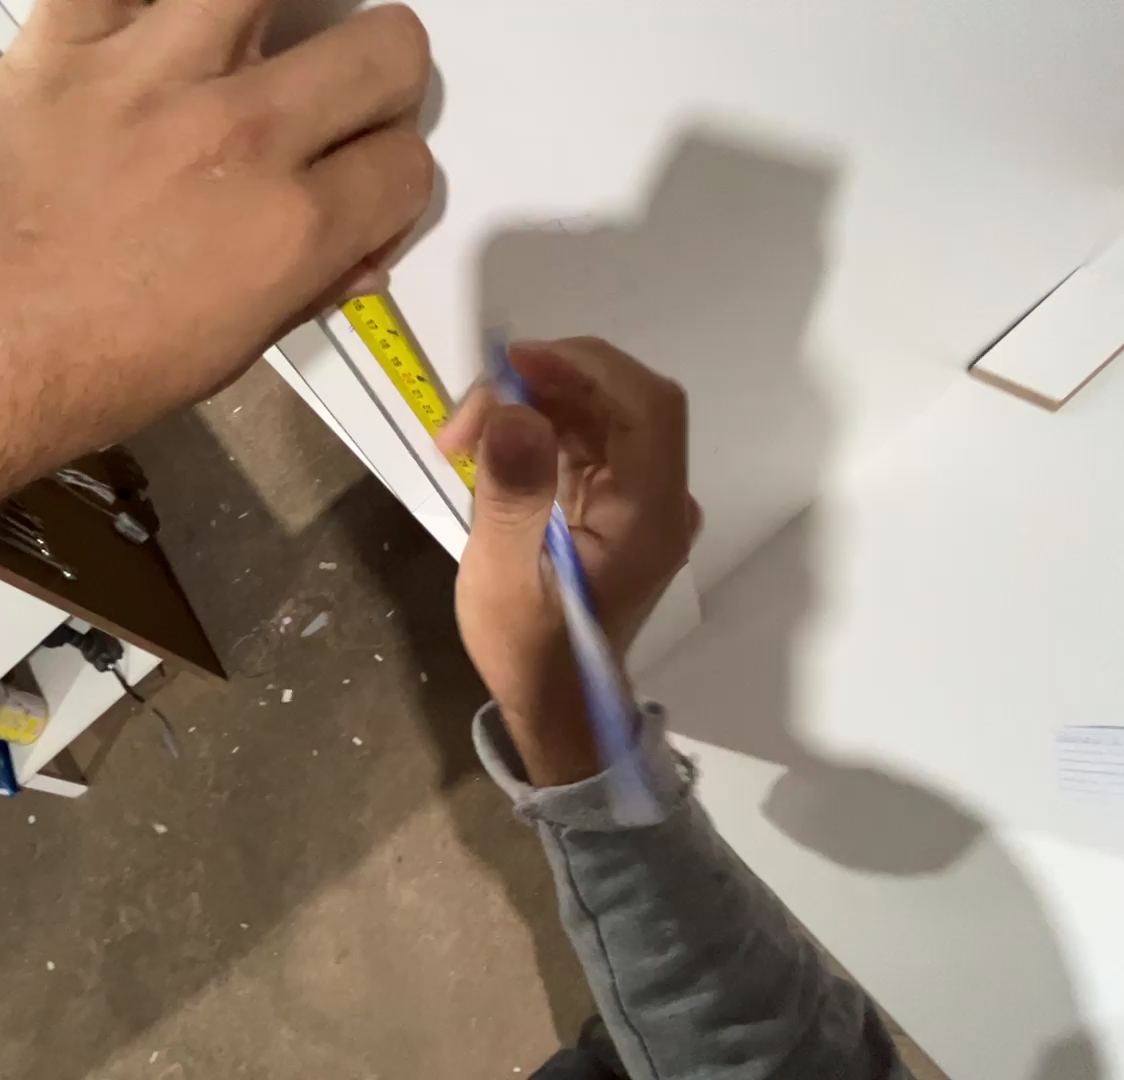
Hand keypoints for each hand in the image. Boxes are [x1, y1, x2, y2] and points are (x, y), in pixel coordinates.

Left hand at [0, 0, 433, 661]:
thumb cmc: (92, 377)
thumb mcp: (233, 352)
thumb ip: (308, 283)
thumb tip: (352, 248)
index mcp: (289, 232)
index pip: (408, 165)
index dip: (396, 185)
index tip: (365, 194)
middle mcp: (241, 136)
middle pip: (388, 46)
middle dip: (383, 89)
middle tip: (337, 117)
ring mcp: (152, 71)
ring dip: (294, 16)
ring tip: (259, 58)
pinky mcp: (67, 34)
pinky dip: (161, 5)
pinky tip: (160, 39)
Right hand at [437, 338, 699, 785]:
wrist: (553, 704)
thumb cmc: (529, 652)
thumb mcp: (505, 580)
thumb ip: (513, 498)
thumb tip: (511, 411)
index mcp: (648, 516)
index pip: (646, 406)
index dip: (585, 366)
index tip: (512, 364)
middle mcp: (658, 500)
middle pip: (618, 402)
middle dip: (541, 387)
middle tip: (467, 418)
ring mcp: (639, 502)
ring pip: (596, 417)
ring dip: (531, 408)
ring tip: (464, 436)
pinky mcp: (614, 506)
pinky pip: (583, 444)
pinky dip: (536, 432)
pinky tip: (492, 449)